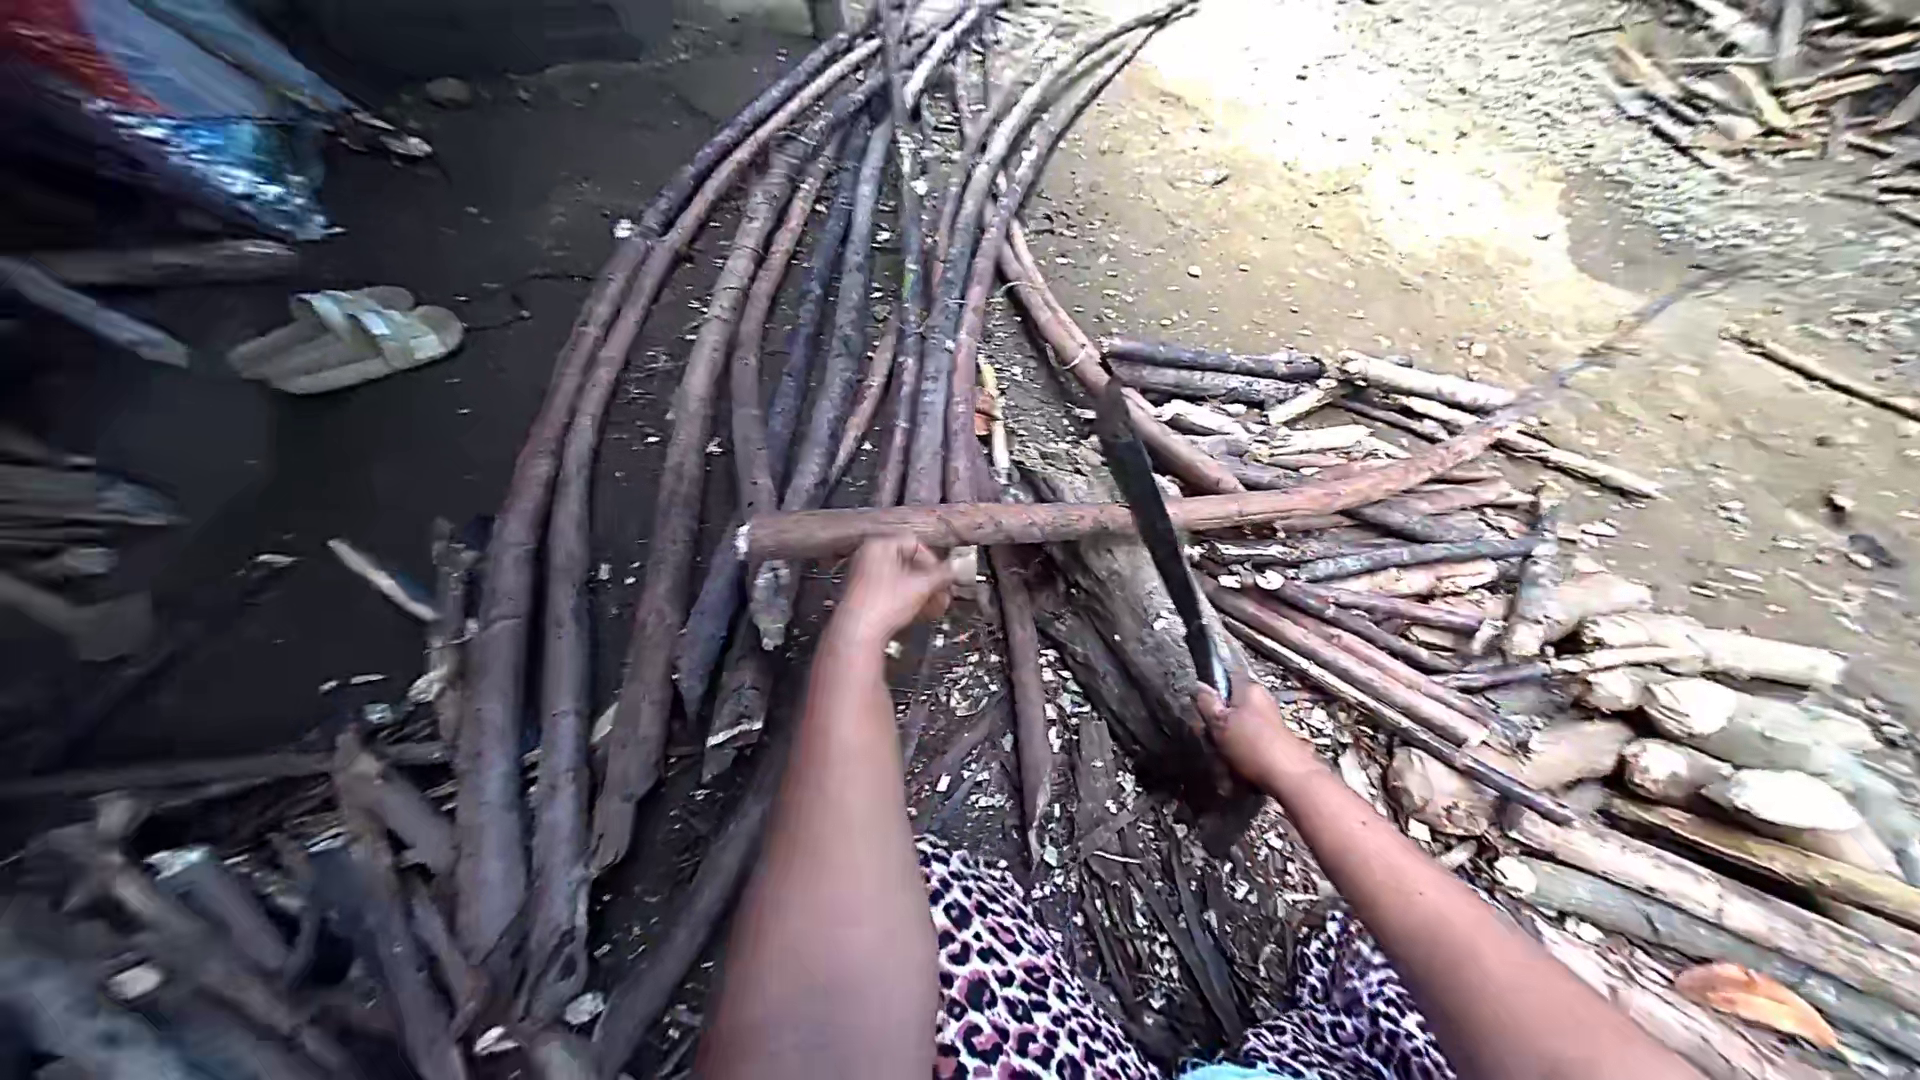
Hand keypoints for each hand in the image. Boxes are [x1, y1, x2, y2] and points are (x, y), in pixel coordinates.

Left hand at [832, 533, 953, 645]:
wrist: (857, 634)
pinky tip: (924, 613)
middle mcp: (870, 557)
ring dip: (924, 592)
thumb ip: (942, 575)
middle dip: (931, 581)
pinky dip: (909, 599)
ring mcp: (865, 577)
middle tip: (945, 594)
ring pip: (903, 579)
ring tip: (938, 607)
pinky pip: (893, 591)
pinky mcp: (865, 596)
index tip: (943, 578)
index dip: (933, 560)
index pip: (915, 543)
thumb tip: (956, 568)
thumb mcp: (920, 586)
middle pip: (909, 563)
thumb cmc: (886, 604)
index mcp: (879, 546)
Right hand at [1195, 676, 1313, 789]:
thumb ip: (1206, 702)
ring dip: (1228, 746)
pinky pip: (1249, 745)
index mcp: (1250, 689)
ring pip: (1237, 729)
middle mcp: (1262, 701)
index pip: (1223, 680)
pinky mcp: (1276, 742)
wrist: (1292, 779)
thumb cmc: (1252, 746)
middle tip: (1212, 743)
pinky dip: (1242, 757)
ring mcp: (1270, 722)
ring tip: (1224, 763)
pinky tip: (1238, 771)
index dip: (1209, 696)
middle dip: (1218, 727)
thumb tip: (1199, 685)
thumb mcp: (1219, 722)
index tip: (1203, 714)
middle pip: (1229, 708)